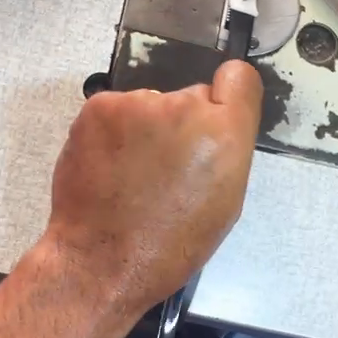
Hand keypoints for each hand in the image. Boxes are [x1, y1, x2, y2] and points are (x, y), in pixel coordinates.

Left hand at [33, 61, 262, 326]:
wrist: (102, 260)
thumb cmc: (169, 244)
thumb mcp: (225, 203)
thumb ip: (227, 152)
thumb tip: (214, 126)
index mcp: (226, 134)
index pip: (239, 77)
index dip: (225, 97)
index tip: (212, 119)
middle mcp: (184, 107)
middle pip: (188, 97)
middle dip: (179, 124)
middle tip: (163, 168)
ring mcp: (137, 103)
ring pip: (147, 106)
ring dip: (142, 129)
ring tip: (130, 175)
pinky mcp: (98, 108)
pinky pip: (113, 112)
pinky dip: (110, 133)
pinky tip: (107, 168)